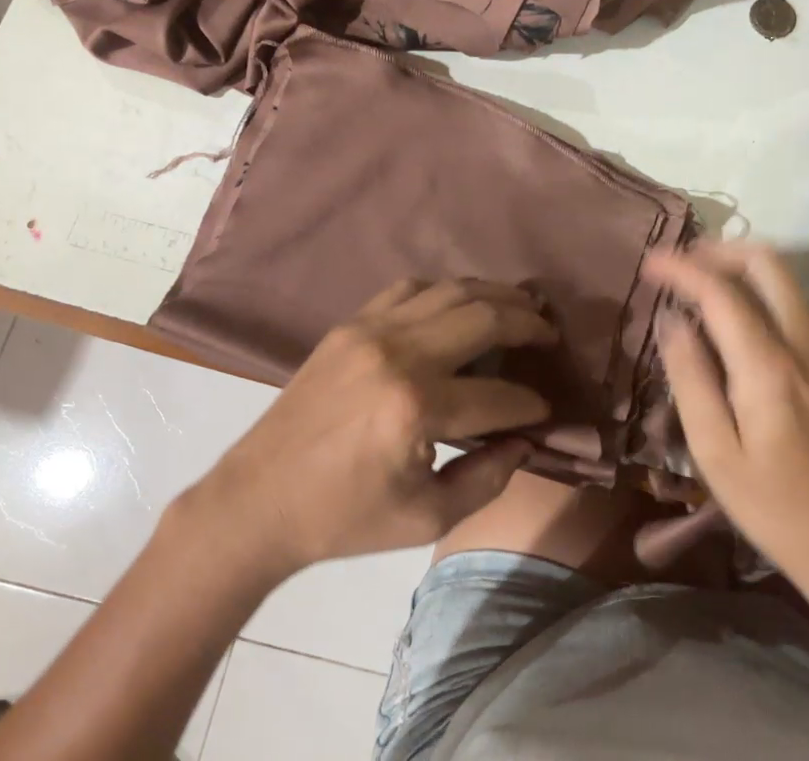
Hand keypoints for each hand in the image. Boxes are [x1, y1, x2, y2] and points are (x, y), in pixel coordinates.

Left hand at [185, 279, 555, 575]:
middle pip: (484, 316)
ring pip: (450, 289)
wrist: (257, 501)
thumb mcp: (426, 517)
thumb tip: (524, 441)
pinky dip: (443, 292)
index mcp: (417, 407)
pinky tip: (458, 306)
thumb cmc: (344, 518)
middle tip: (551, 336)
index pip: (500, 394)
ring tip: (520, 307)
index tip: (546, 412)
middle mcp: (398, 354)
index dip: (532, 405)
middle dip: (529, 324)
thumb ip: (487, 478)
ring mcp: (370, 331)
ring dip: (493, 295)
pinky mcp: (348, 326)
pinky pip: (407, 289)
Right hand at [645, 241, 808, 689]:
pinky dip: (758, 296)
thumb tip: (670, 321)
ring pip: (783, 281)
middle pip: (765, 264)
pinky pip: (793, 307)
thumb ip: (690, 378)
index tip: (648, 261)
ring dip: (738, 271)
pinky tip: (729, 325)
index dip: (681, 270)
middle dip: (717, 252)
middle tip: (677, 267)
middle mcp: (806, 343)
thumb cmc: (775, 508)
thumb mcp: (715, 453)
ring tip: (695, 290)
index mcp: (769, 367)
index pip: (721, 292)